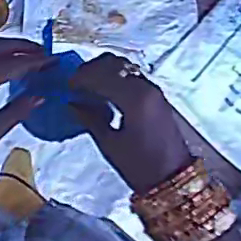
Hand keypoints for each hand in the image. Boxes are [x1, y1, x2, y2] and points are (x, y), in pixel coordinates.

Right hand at [66, 54, 194, 191]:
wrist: (173, 176)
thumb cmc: (140, 165)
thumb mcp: (110, 144)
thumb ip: (90, 119)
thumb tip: (72, 103)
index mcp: (134, 98)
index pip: (101, 76)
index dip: (81, 78)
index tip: (67, 85)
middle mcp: (145, 86)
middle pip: (113, 64)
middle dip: (91, 69)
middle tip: (75, 82)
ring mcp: (152, 88)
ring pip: (124, 66)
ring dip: (104, 70)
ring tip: (88, 84)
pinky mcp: (155, 94)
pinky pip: (131, 75)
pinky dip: (115, 76)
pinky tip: (104, 90)